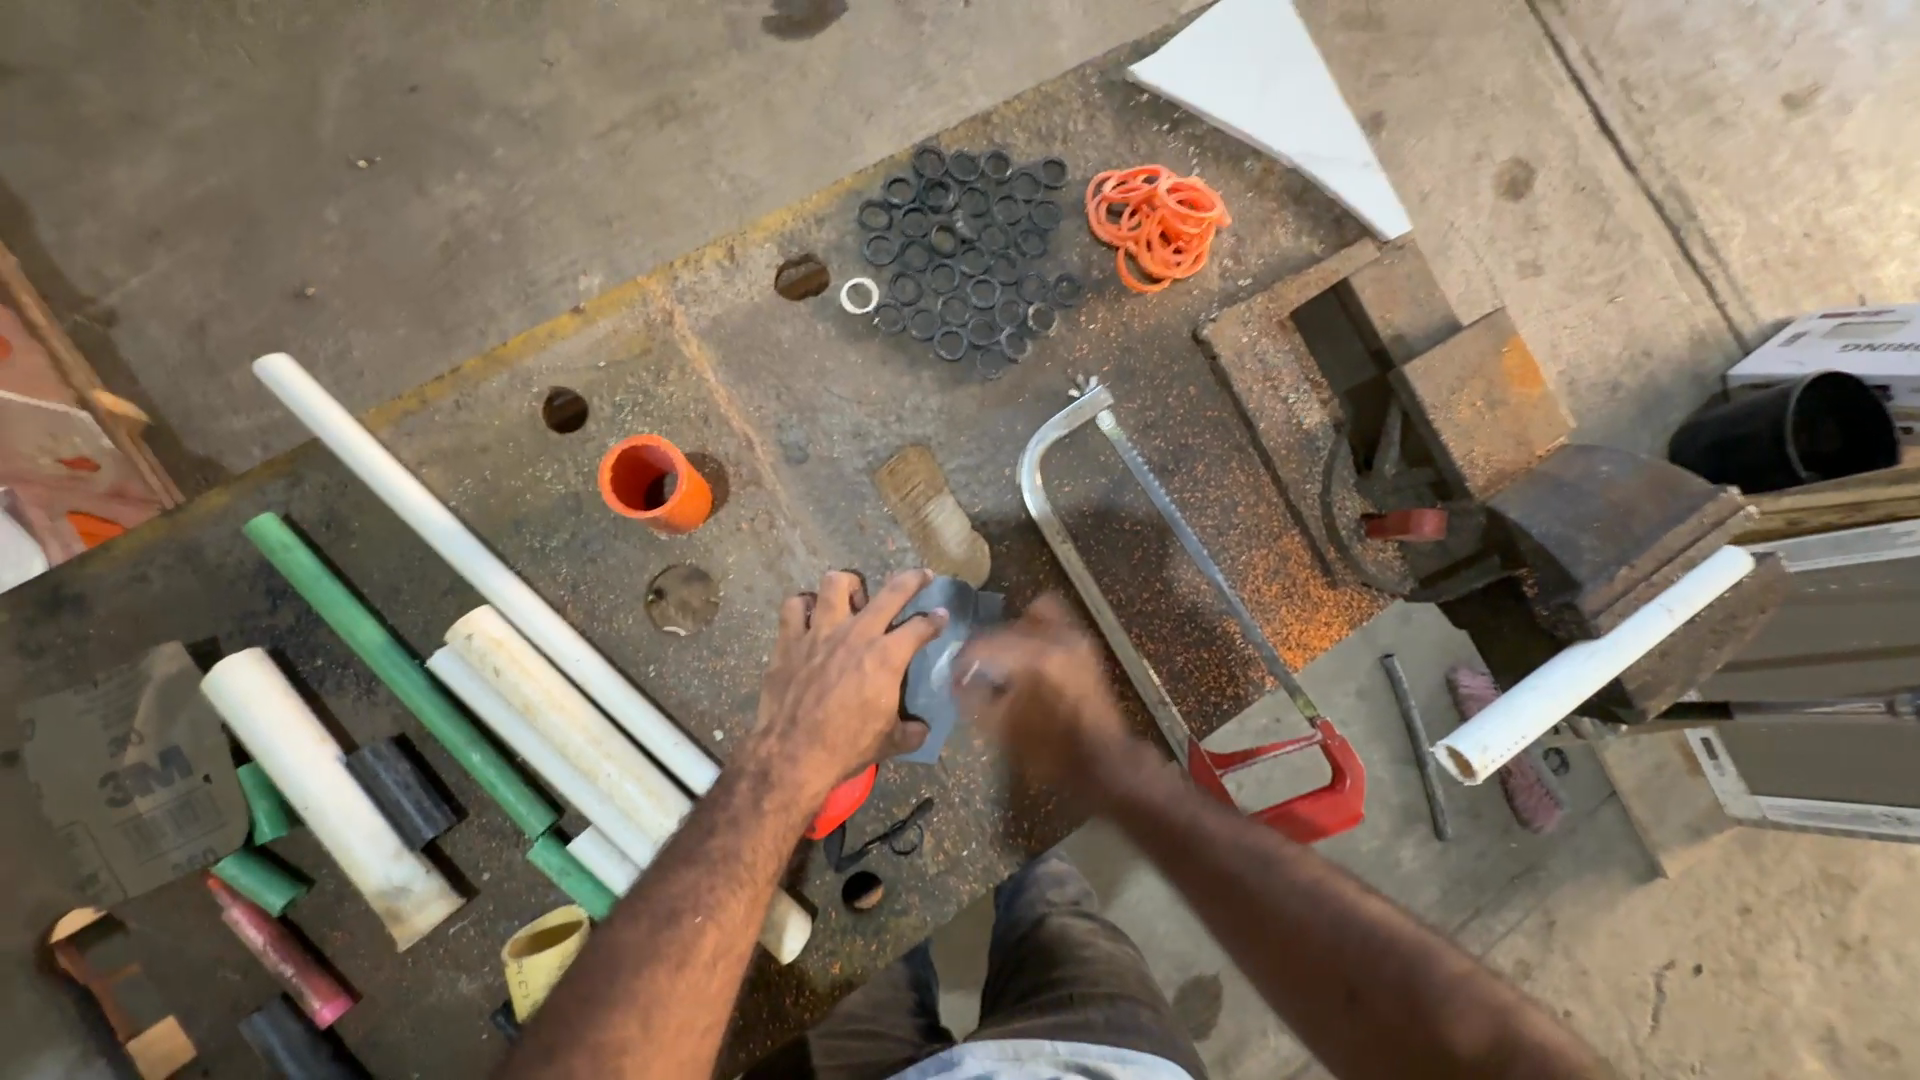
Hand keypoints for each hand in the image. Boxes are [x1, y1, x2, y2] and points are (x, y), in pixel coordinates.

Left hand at [749, 569, 947, 806]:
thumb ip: (911, 731)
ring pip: (835, 584)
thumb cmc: (846, 746)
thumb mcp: (890, 742)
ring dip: (849, 585)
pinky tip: (809, 614)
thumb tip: (921, 729)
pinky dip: (803, 605)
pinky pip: (794, 607)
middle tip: (920, 575)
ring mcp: (819, 632)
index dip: (935, 620)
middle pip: (891, 592)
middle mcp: (856, 634)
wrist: (793, 754)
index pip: (920, 627)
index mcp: (886, 656)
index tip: (941, 616)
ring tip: (855, 594)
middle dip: (912, 580)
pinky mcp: (789, 640)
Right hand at [953, 593, 1138, 795]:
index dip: (962, 661)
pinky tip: (1029, 658)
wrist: (1104, 762)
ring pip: (1031, 615)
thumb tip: (959, 680)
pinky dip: (1037, 631)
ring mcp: (1075, 638)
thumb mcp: (1003, 730)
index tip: (955, 677)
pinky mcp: (1085, 646)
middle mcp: (1055, 637)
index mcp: (1034, 658)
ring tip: (1005, 660)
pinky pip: (1054, 621)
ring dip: (1012, 635)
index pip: (982, 644)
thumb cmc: (1052, 752)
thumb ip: (975, 698)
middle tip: (976, 669)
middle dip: (986, 647)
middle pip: (1005, 627)